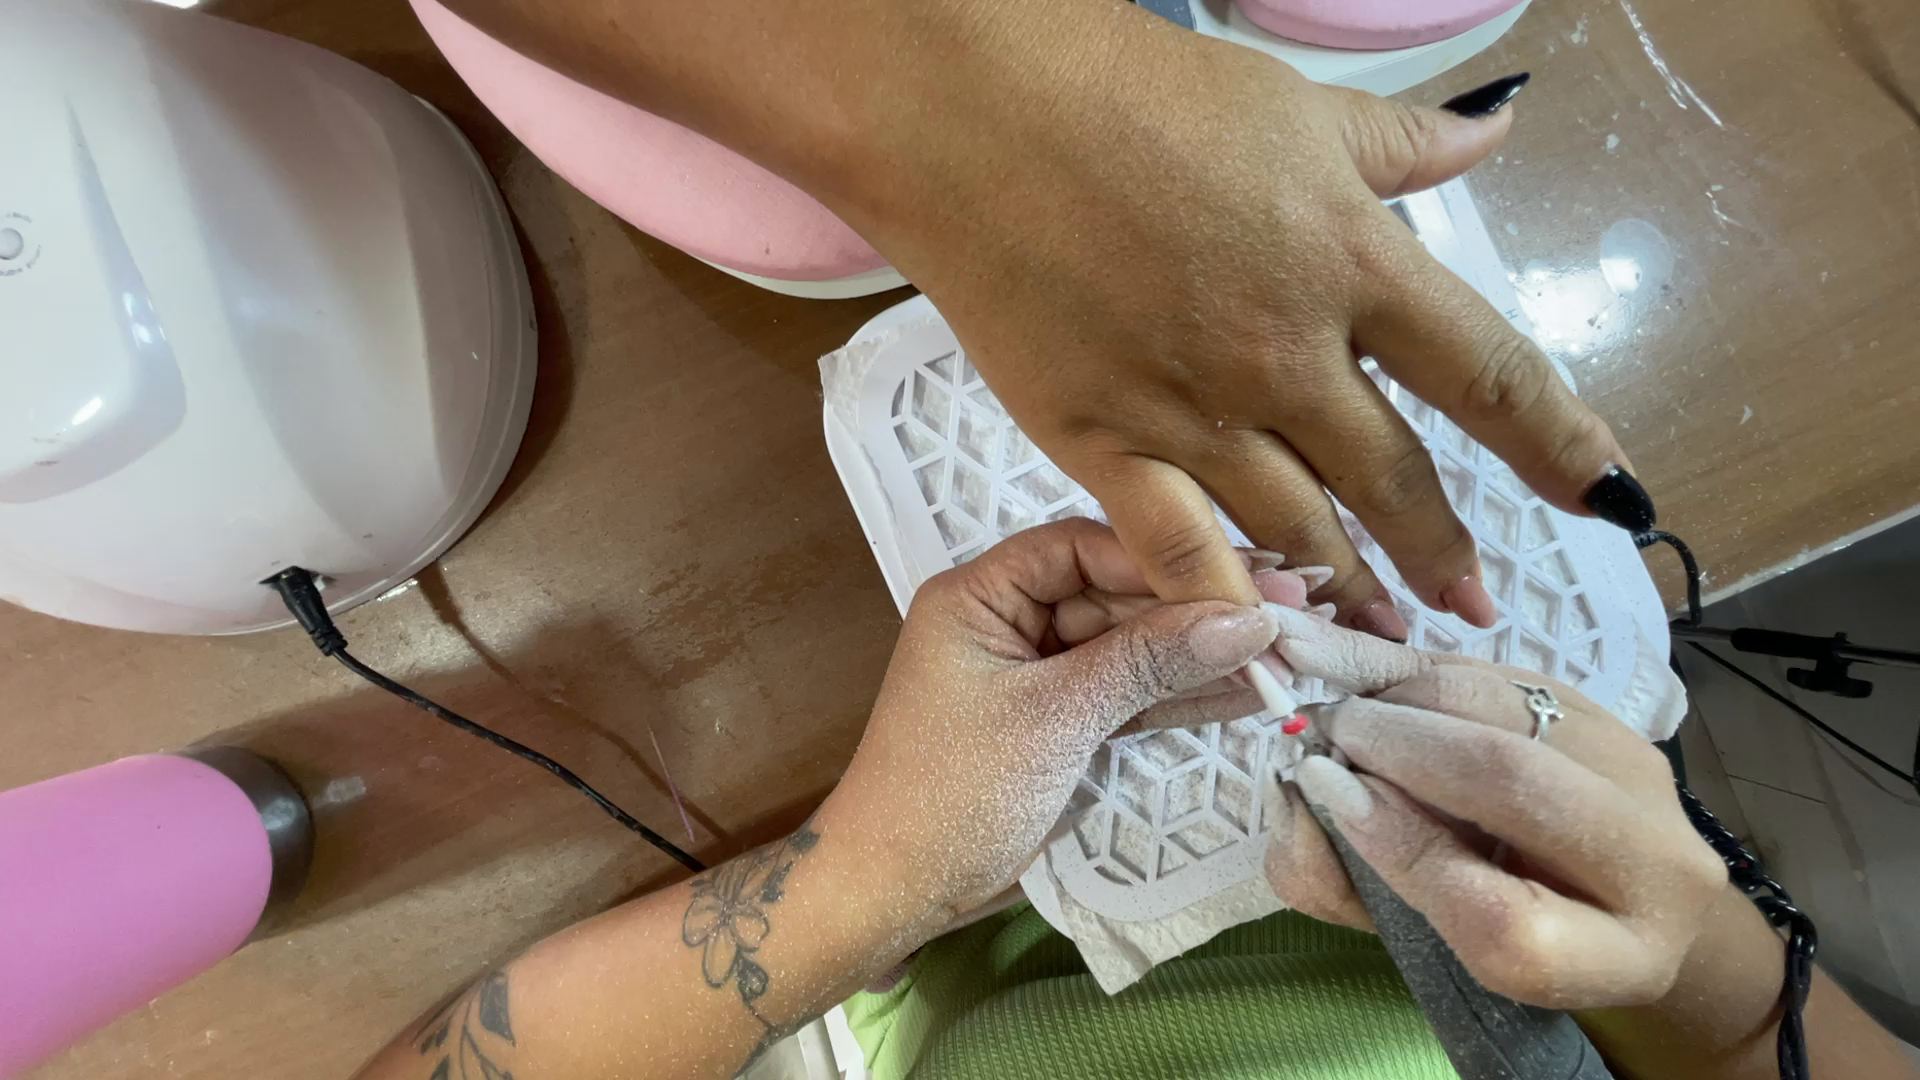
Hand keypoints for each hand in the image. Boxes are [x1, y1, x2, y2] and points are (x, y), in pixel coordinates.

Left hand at [826, 519, 1327, 916]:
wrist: (900, 890)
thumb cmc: (956, 791)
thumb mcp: (1055, 716)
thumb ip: (1148, 661)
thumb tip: (1248, 618)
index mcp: (981, 593)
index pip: (1081, 547)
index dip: (1163, 558)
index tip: (1247, 571)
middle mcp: (1009, 617)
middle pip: (1112, 594)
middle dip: (1194, 608)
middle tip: (1294, 605)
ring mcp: (1037, 669)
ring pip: (1127, 646)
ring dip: (1198, 652)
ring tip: (1290, 644)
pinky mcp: (1059, 715)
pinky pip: (1123, 691)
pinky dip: (1176, 694)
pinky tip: (1245, 687)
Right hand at [846, 10, 1644, 634]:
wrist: (986, 132)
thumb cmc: (1130, 98)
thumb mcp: (1286, 106)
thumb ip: (1395, 141)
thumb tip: (1495, 126)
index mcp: (1347, 262)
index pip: (1488, 374)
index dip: (1556, 444)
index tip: (1603, 501)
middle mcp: (1286, 359)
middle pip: (1389, 476)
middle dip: (1440, 549)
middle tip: (1471, 607)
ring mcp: (1192, 414)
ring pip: (1290, 526)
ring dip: (1343, 585)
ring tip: (1373, 633)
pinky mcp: (1101, 447)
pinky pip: (1176, 545)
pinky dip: (1222, 599)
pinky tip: (1254, 641)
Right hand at [1258, 606, 1727, 1009]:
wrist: (1573, 871)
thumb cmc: (1473, 909)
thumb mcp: (1395, 920)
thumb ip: (1327, 875)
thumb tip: (1291, 788)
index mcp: (1605, 957)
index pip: (1505, 921)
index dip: (1399, 847)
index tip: (1322, 787)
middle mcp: (1651, 863)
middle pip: (1511, 779)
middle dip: (1391, 741)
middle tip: (1323, 731)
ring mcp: (1628, 766)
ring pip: (1493, 703)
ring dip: (1393, 696)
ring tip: (1346, 714)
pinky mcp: (1589, 702)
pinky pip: (1478, 666)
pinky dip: (1400, 666)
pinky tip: (1351, 670)